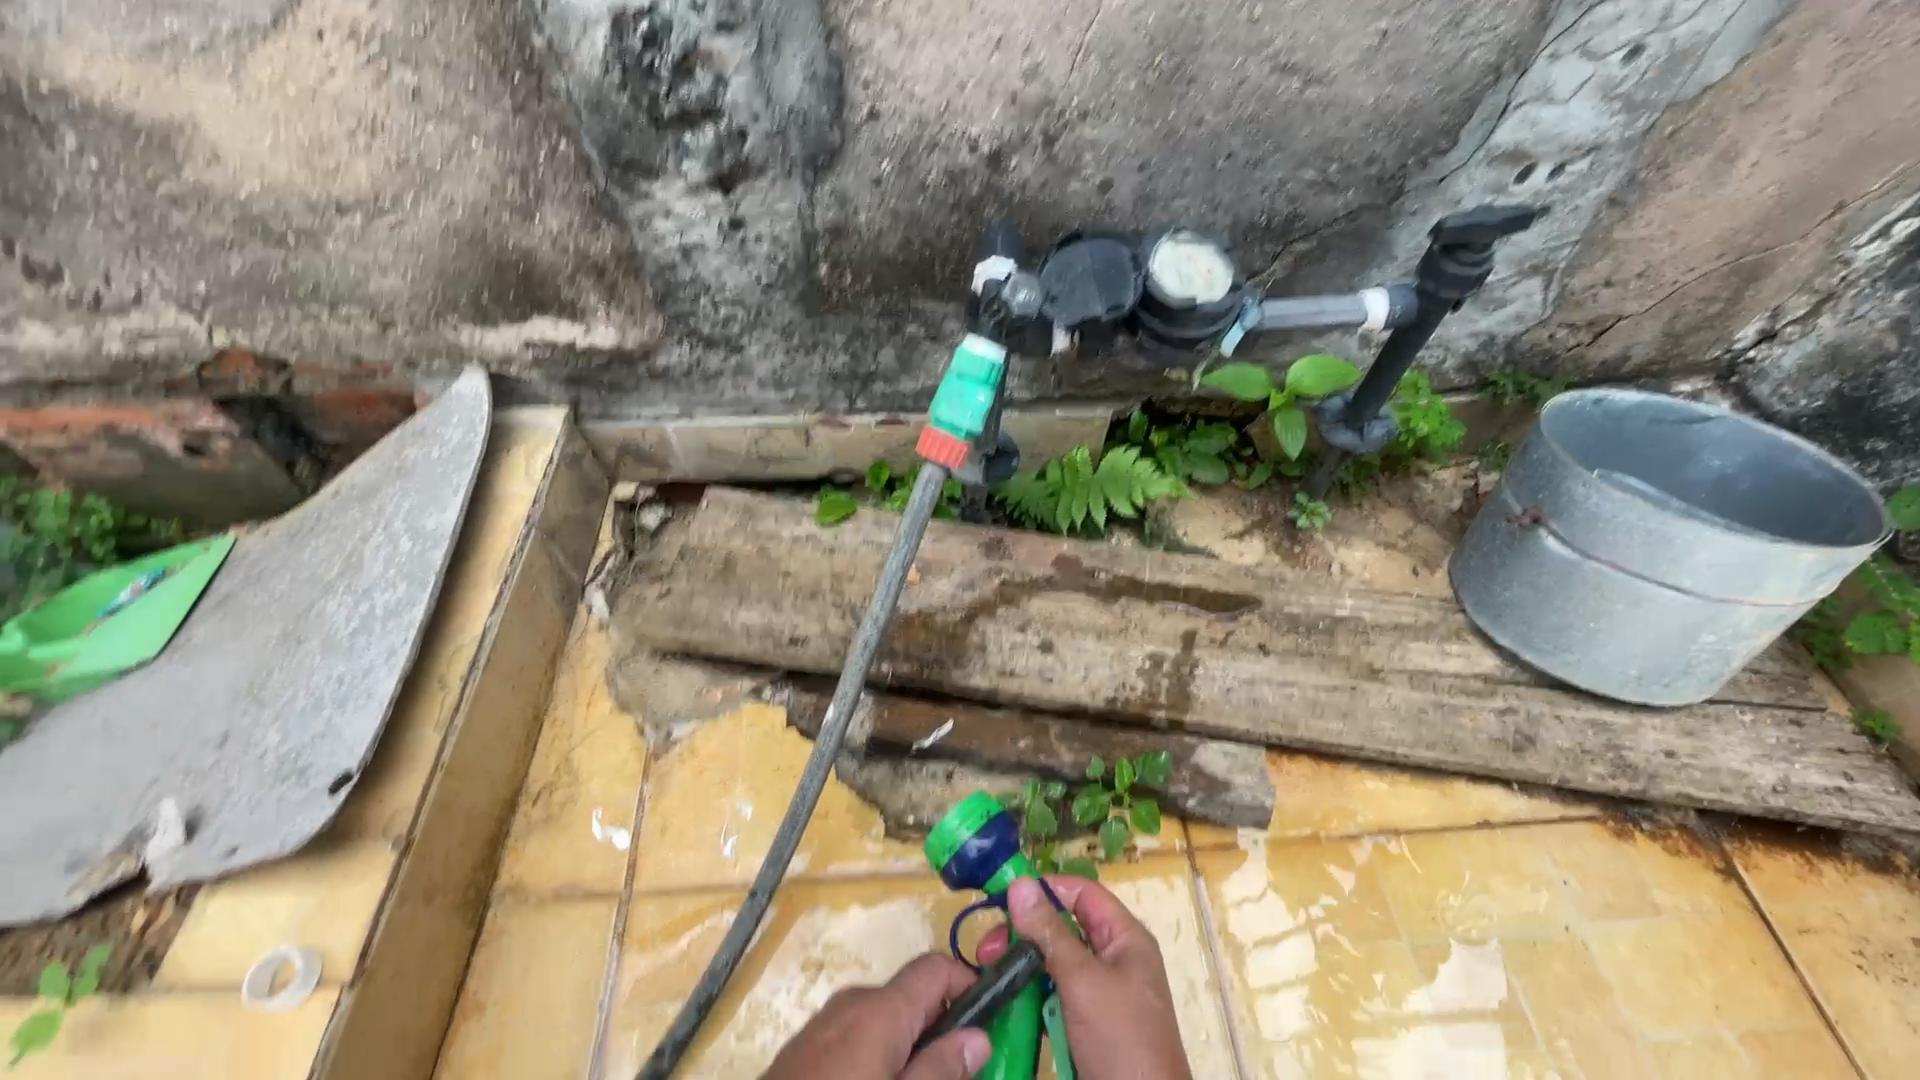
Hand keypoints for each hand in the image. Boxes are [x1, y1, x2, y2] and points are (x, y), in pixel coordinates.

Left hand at [762, 953, 990, 1079]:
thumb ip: (941, 1070)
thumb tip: (979, 1037)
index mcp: (880, 1009)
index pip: (935, 966)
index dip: (968, 986)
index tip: (988, 1026)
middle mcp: (854, 1003)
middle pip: (913, 998)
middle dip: (941, 1031)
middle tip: (957, 1077)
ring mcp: (826, 1024)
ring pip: (886, 1021)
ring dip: (911, 1049)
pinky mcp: (807, 1049)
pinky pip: (858, 1038)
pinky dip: (879, 1058)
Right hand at [976, 876, 1190, 1079]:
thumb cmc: (1119, 1039)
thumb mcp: (1082, 980)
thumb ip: (1049, 932)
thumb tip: (1020, 882)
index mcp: (1125, 939)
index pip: (1082, 893)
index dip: (1046, 889)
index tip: (1002, 899)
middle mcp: (1114, 959)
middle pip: (1064, 927)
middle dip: (1026, 932)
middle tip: (988, 949)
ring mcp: (1101, 994)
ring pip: (1055, 963)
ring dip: (1024, 965)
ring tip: (991, 973)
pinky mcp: (1087, 1024)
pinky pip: (1054, 995)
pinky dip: (1032, 995)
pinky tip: (1007, 1000)